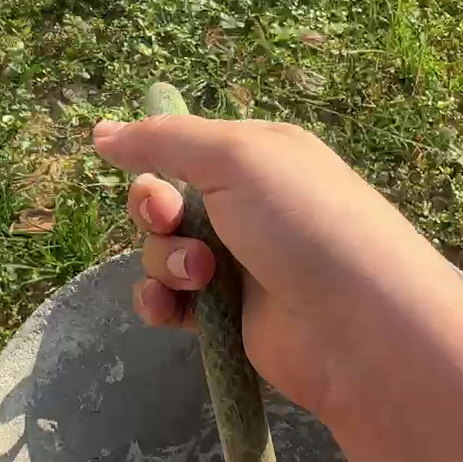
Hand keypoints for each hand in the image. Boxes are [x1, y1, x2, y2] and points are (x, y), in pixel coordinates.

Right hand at [92, 114, 435, 421]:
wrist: (362, 330)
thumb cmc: (301, 222)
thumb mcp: (236, 158)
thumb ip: (164, 139)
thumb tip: (100, 131)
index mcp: (256, 156)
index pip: (184, 144)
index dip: (153, 155)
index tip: (132, 163)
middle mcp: (245, 205)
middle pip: (164, 197)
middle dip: (153, 208)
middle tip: (170, 218)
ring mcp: (237, 262)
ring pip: (162, 249)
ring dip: (166, 259)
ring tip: (200, 276)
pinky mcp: (227, 315)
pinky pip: (170, 300)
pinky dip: (161, 301)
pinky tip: (168, 309)